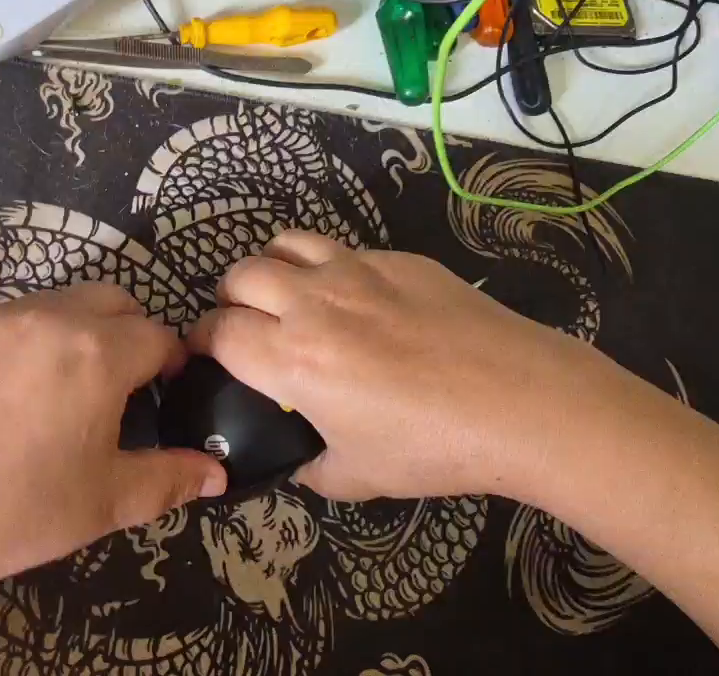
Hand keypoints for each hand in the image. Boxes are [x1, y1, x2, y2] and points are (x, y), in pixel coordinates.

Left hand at [0, 282, 225, 595]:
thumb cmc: (16, 506)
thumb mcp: (104, 501)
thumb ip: (170, 479)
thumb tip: (218, 473)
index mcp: (102, 352)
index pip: (159, 336)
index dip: (172, 364)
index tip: (165, 394)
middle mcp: (59, 317)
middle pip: (117, 300)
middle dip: (133, 332)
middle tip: (124, 384)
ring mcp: (7, 315)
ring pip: (67, 301)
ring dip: (87, 327)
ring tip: (71, 383)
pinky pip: (21, 315)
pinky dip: (39, 335)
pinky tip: (18, 387)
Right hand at [188, 231, 600, 502]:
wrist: (519, 400)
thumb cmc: (432, 447)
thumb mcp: (358, 475)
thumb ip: (309, 464)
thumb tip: (294, 458)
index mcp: (292, 358)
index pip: (218, 331)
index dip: (199, 340)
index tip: (203, 352)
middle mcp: (312, 302)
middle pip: (241, 275)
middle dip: (231, 299)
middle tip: (248, 324)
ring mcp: (355, 270)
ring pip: (286, 243)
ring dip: (273, 267)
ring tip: (290, 293)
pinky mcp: (395, 257)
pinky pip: (343, 249)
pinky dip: (329, 267)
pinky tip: (360, 299)